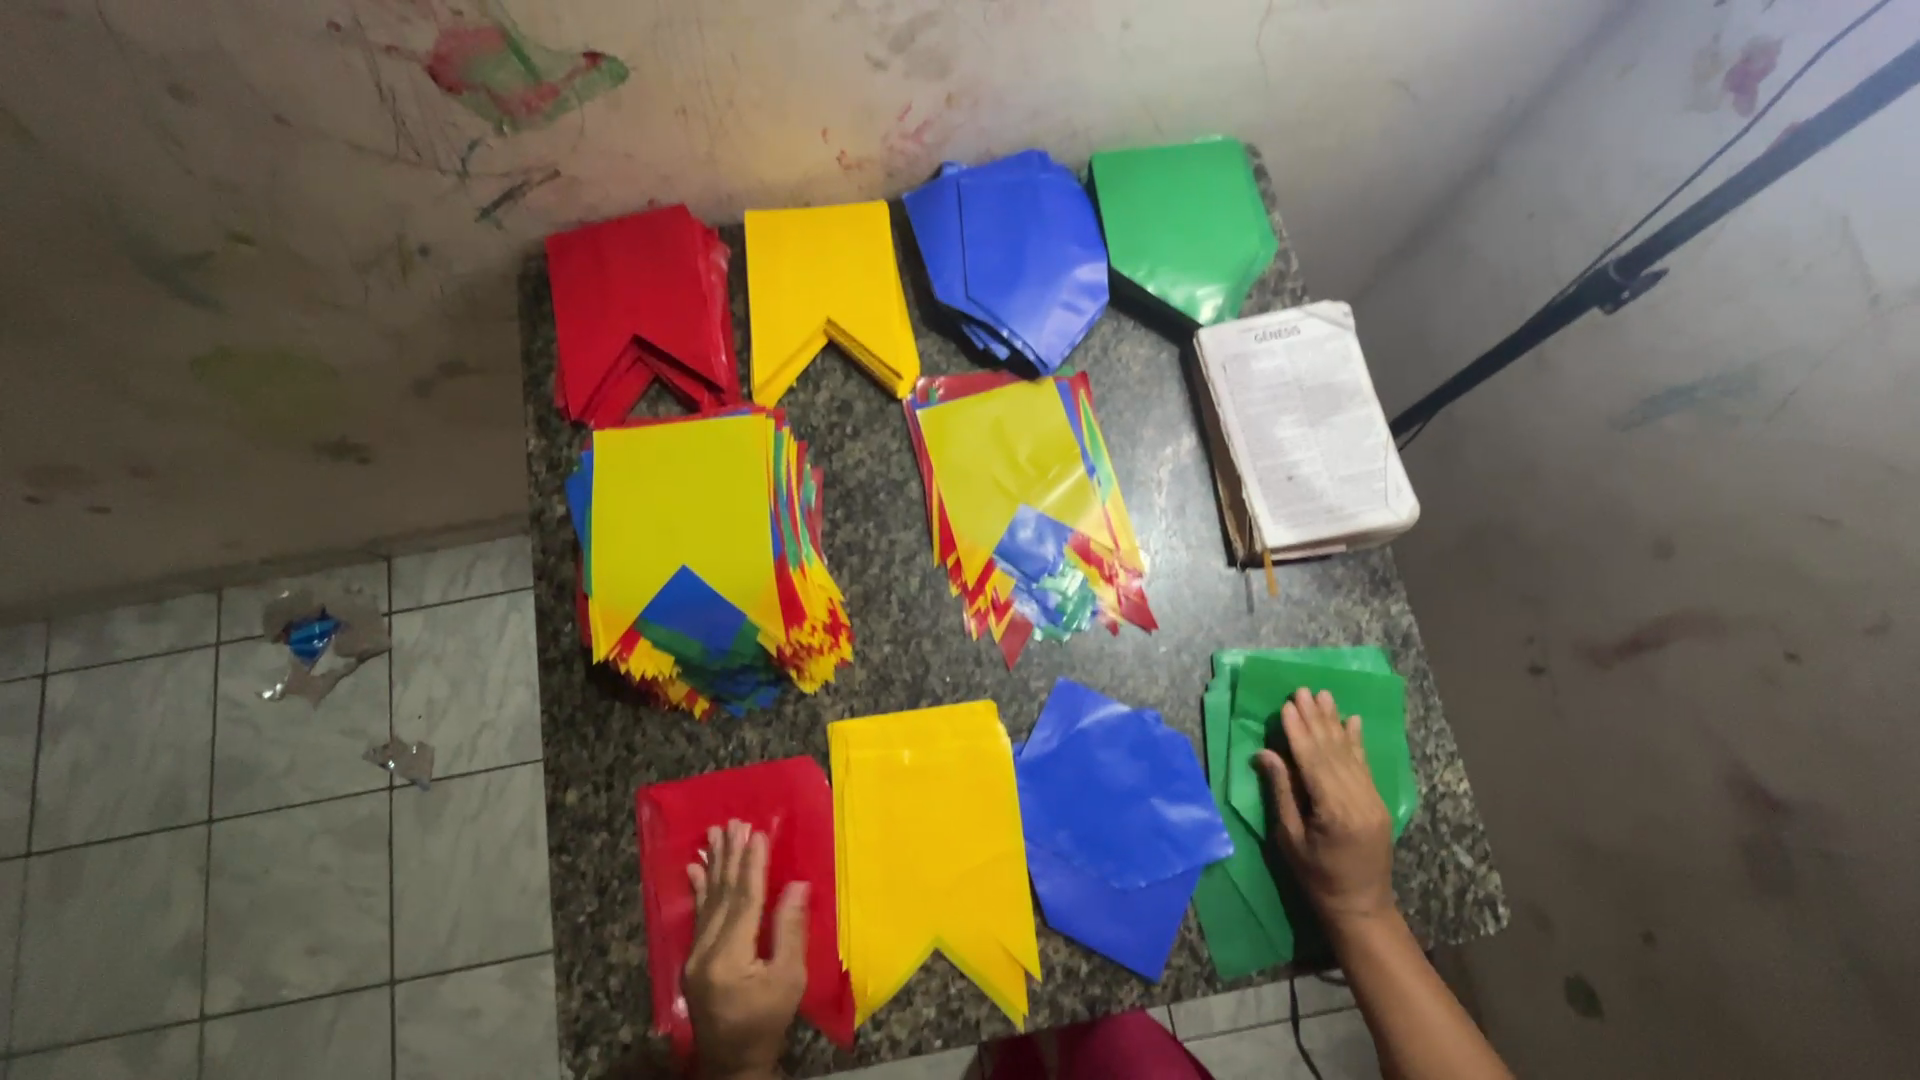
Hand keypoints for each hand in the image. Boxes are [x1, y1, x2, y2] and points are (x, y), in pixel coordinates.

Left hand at [684, 820, 809, 1079]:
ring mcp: (694, 955)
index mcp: (729, 956)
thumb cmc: (768, 1021)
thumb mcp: (788, 979)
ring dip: (713, 864)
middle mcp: (705, 950)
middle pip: (722, 894)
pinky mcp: (693, 961)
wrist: (732, 1063)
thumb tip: (797, 884)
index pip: (744, 899)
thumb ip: (790, 930)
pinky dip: (697, 889)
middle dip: (730, 856)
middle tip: (733, 822)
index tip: (757, 832)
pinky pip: (697, 916)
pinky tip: (693, 868)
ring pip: (707, 901)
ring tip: (714, 834)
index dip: (752, 864)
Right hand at [1255, 689, 1396, 927]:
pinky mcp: (1378, 802)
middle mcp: (1358, 800)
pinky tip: (1352, 721)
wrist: (1360, 906)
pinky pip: (1365, 765)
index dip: (1298, 732)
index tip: (1286, 705)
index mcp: (1334, 812)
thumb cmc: (1315, 877)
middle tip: (1302, 690)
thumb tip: (1266, 753)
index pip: (1313, 761)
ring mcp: (1372, 800)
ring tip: (1323, 695)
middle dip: (1315, 719)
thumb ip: (1282, 792)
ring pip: (1349, 753)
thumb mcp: (1289, 838)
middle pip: (1332, 751)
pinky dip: (1357, 741)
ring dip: (1334, 722)